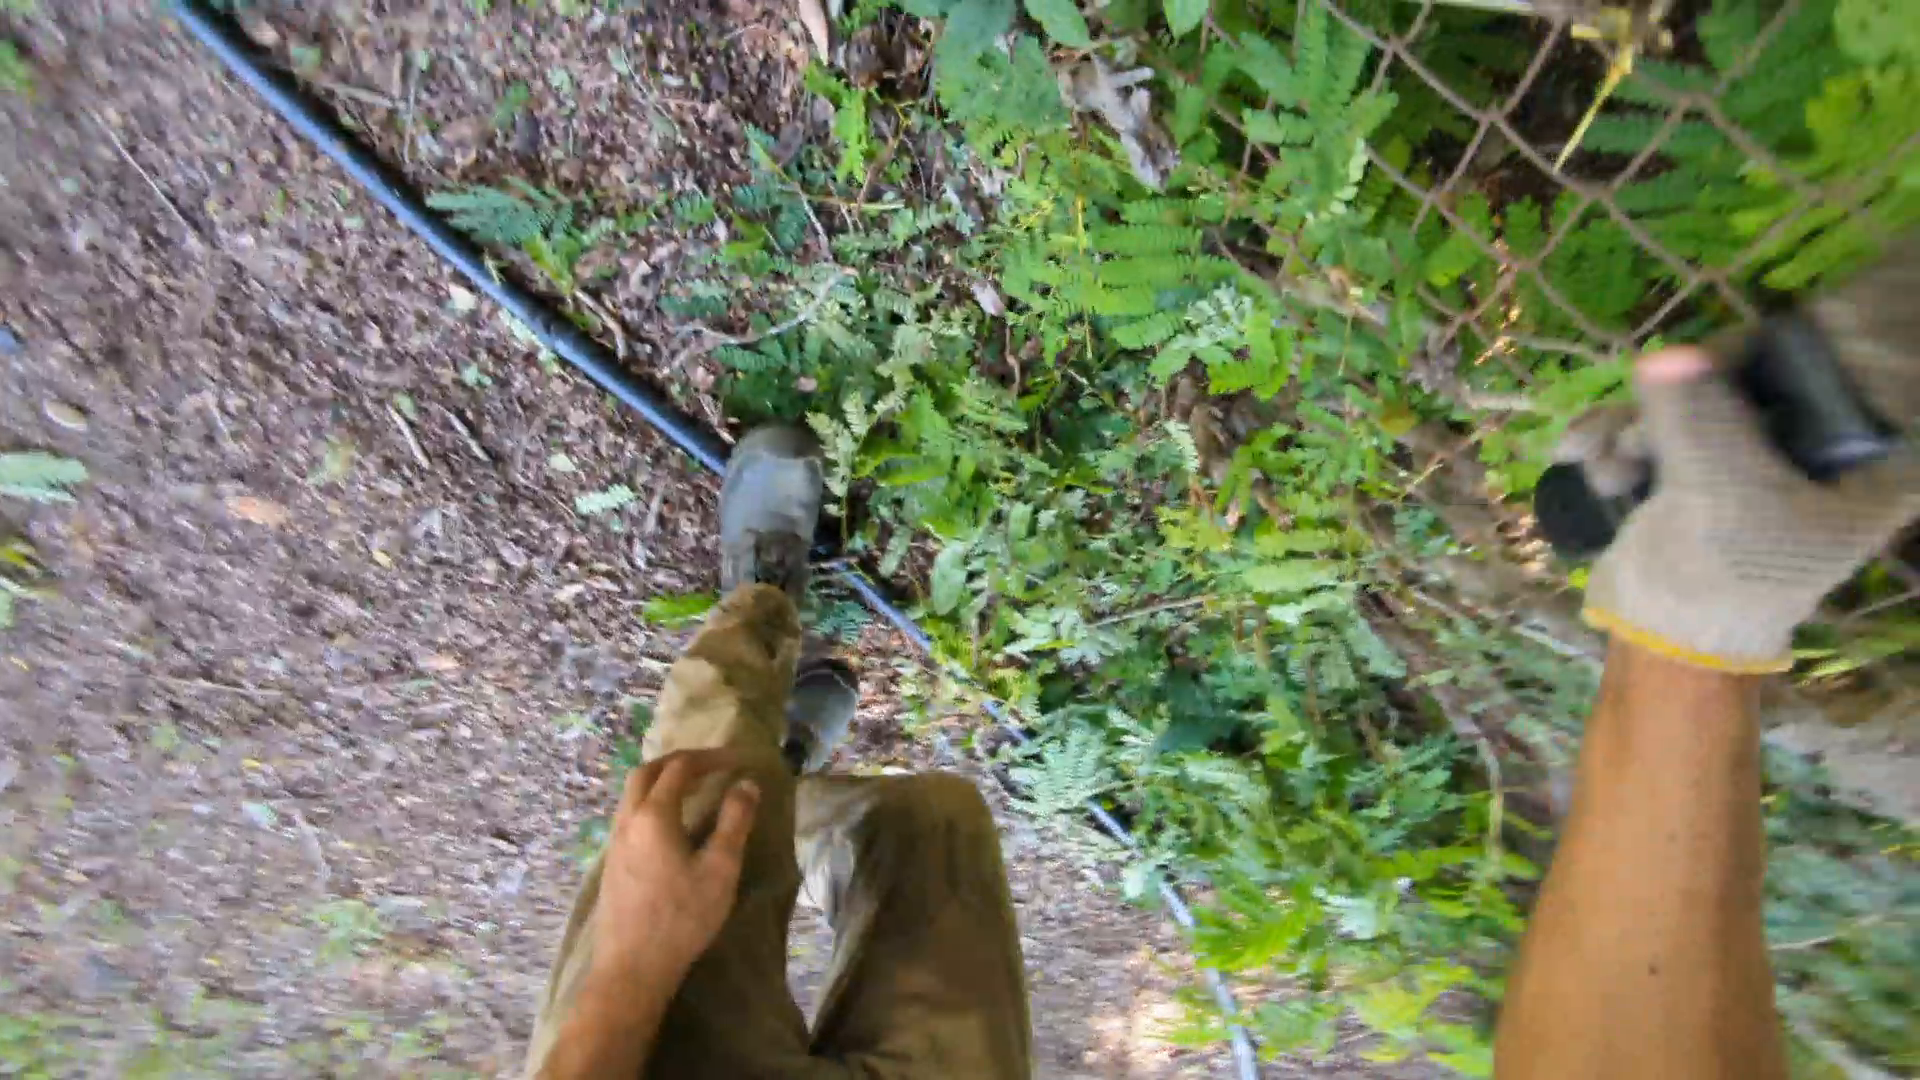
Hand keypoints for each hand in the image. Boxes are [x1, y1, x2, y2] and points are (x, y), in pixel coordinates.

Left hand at [591, 748, 761, 984]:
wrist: (631, 971)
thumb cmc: (681, 917)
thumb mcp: (720, 868)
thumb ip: (735, 821)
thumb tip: (746, 783)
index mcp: (654, 816)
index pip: (680, 767)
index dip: (710, 758)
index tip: (738, 760)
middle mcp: (628, 821)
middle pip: (647, 772)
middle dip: (679, 761)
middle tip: (711, 765)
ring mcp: (615, 843)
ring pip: (632, 793)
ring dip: (662, 780)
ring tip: (693, 788)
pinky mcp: (612, 863)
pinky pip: (629, 814)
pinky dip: (651, 801)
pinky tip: (671, 822)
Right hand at [1581, 346, 1918, 671]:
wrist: (1660, 632)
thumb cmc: (1723, 577)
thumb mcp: (1721, 495)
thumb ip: (1698, 422)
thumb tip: (1665, 352)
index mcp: (1861, 450)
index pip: (1820, 371)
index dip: (1749, 361)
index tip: (1687, 373)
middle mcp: (1802, 442)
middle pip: (1732, 380)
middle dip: (1664, 409)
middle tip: (1634, 446)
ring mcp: (1735, 452)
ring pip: (1673, 402)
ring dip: (1621, 429)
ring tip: (1603, 472)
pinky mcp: (1679, 465)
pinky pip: (1635, 425)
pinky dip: (1600, 438)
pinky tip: (1573, 456)